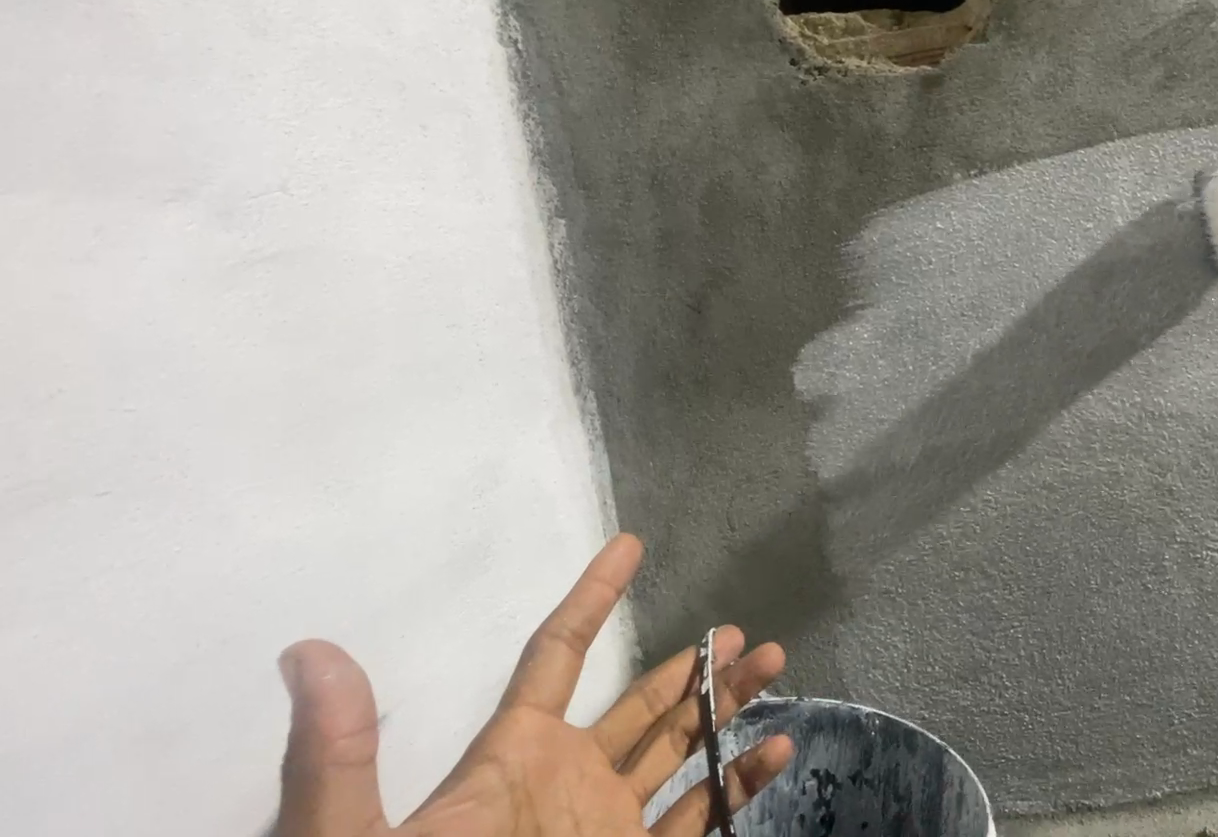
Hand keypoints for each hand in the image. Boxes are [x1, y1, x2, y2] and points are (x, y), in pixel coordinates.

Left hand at [274, 535, 793, 836]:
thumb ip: (333, 754)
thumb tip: (303, 650)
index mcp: (513, 754)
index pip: (560, 653)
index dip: (593, 596)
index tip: (630, 545)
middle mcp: (569, 779)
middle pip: (643, 701)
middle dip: (693, 663)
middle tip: (738, 632)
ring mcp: (607, 826)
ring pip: (681, 749)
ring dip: (727, 705)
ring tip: (771, 663)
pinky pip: (701, 817)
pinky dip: (740, 782)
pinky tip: (777, 750)